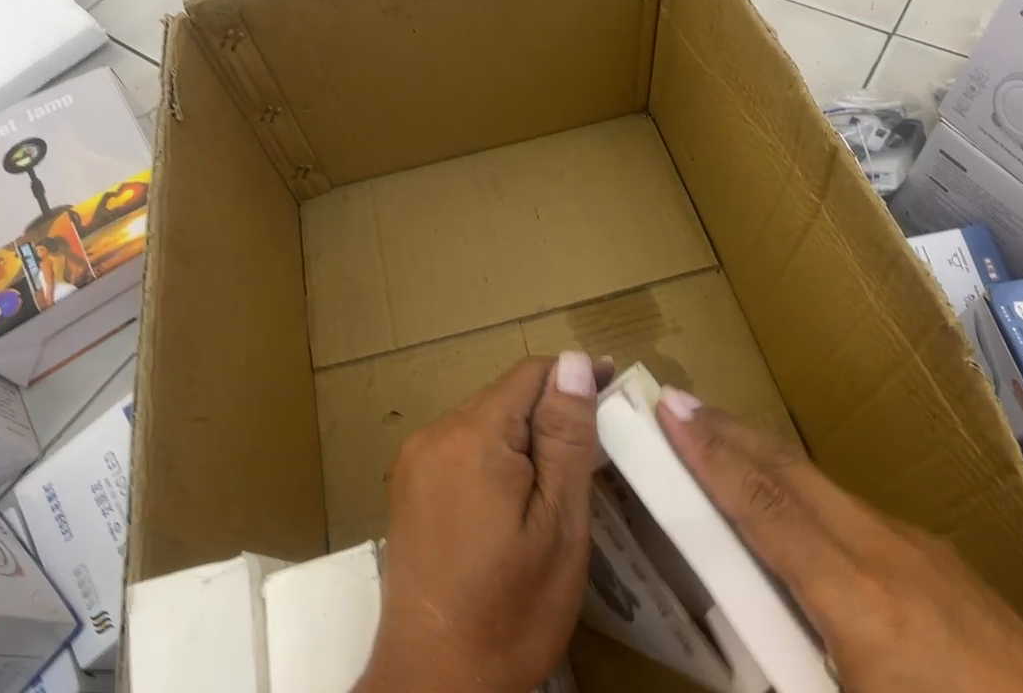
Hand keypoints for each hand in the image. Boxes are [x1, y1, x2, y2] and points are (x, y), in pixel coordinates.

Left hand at [356, 353, 604, 692]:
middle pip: (504, 394)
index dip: (575, 376)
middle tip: (596, 443)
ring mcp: (415, 462)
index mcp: (472, 436)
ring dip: (523, 432)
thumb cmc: (512, 610)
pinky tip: (517, 493)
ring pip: (483, 419)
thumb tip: (574, 363)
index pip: (530, 374)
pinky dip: (495, 455)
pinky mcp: (408, 488)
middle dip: (551, 407)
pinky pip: (460, 447)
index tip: (614, 388)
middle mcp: (434, 434)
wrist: (435, 681)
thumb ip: (566, 437)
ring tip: (562, 472)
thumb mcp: (558, 524)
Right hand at [655, 389, 1022, 692]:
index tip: (669, 412)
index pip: (767, 505)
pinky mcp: (941, 559)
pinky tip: (792, 505)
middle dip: (728, 430)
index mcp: (859, 601)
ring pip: (822, 483)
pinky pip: (852, 508)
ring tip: (718, 439)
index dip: (711, 456)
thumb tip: (730, 666)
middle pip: (791, 470)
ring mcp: (919, 550)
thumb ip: (782, 673)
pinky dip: (802, 489)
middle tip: (676, 400)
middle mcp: (887, 555)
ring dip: (762, 455)